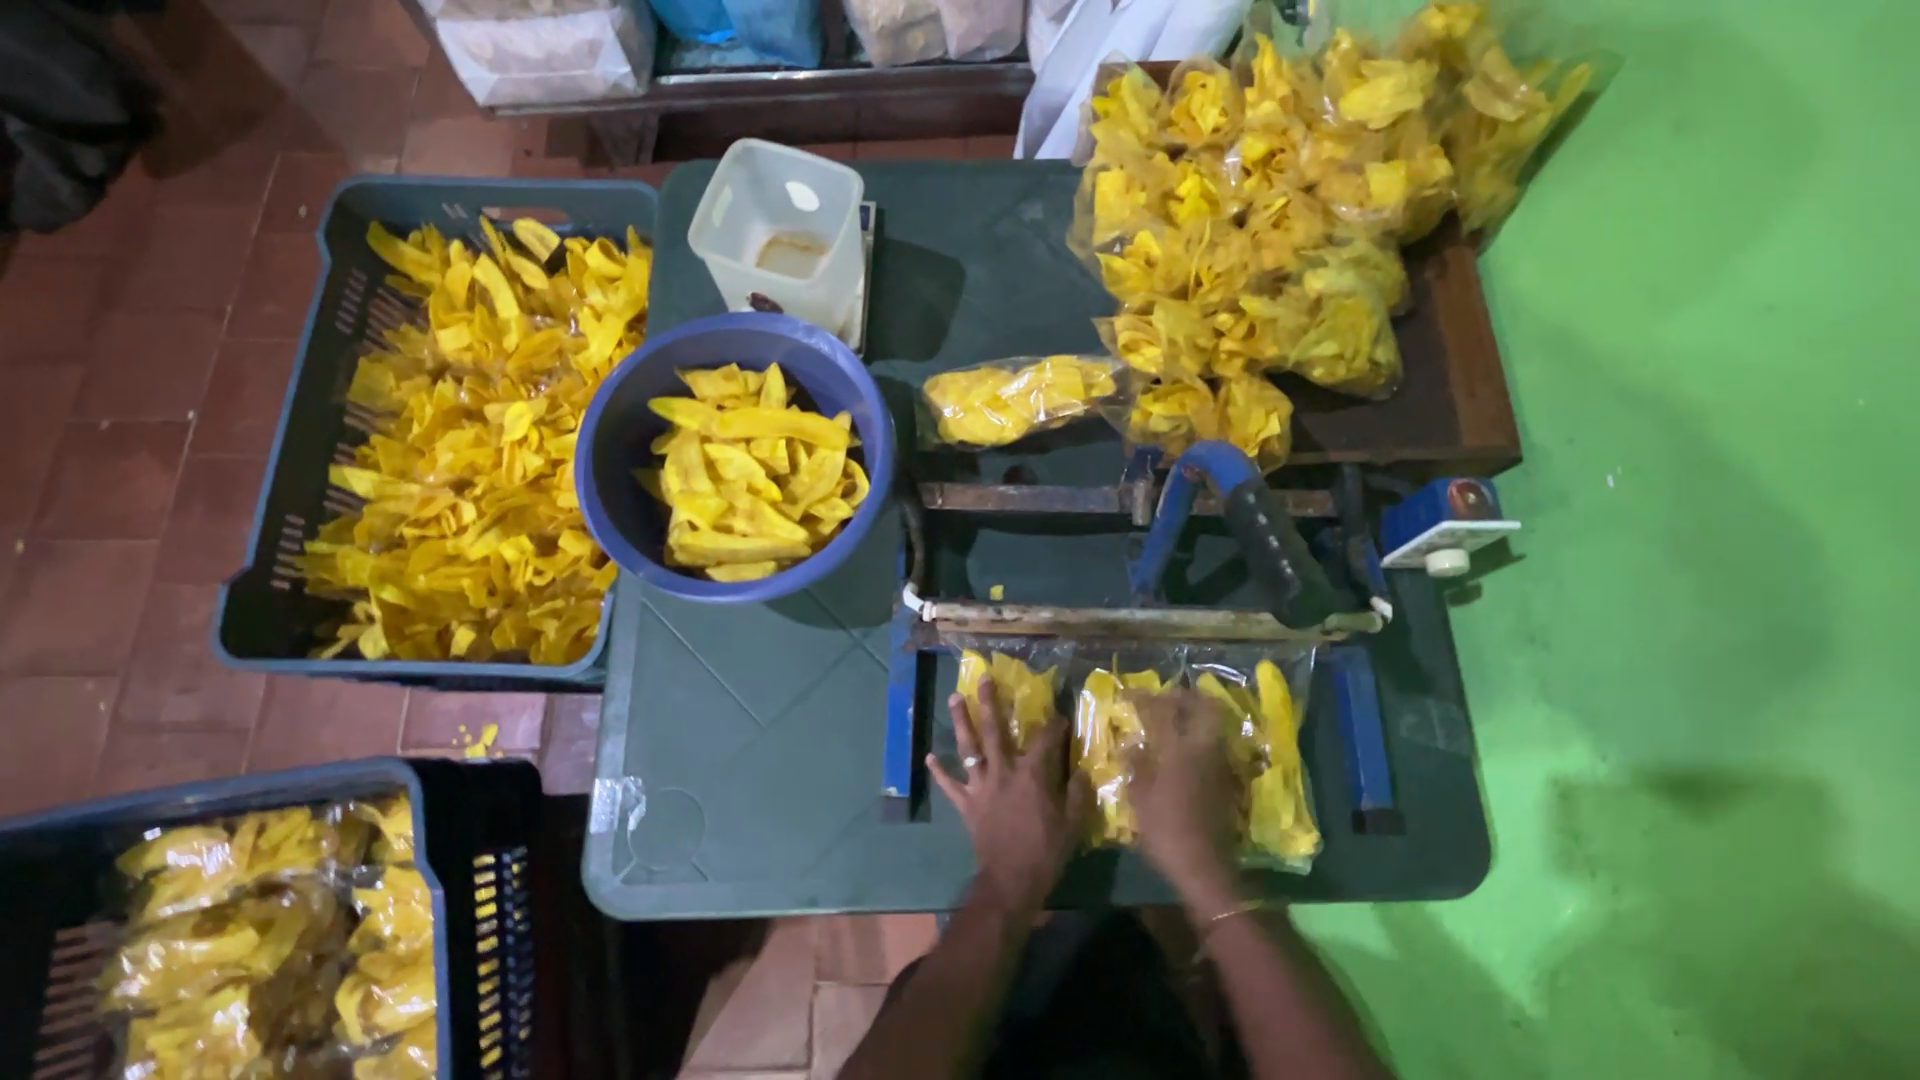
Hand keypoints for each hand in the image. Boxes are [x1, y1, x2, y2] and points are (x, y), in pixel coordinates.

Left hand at [929, 679, 1090, 915]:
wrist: (1011, 879)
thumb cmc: (1046, 851)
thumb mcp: (1073, 822)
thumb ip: (1077, 792)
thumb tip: (1082, 770)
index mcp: (1032, 774)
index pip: (1045, 740)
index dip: (1055, 725)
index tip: (1061, 716)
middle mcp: (1003, 772)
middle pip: (995, 731)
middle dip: (991, 703)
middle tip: (983, 679)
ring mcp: (981, 787)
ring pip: (969, 749)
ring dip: (962, 722)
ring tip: (955, 698)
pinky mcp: (966, 805)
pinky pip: (950, 785)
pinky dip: (939, 771)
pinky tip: (929, 756)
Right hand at [1131, 690, 1240, 906]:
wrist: (1204, 865)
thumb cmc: (1165, 830)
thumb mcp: (1139, 798)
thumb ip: (1137, 766)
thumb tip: (1131, 745)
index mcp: (1178, 748)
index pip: (1161, 710)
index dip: (1144, 698)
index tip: (1129, 694)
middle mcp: (1204, 748)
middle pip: (1203, 705)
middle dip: (1183, 696)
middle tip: (1163, 699)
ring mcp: (1220, 762)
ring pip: (1213, 723)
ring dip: (1195, 713)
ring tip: (1173, 719)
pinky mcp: (1227, 777)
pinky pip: (1215, 742)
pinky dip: (1200, 734)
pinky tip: (1183, 747)